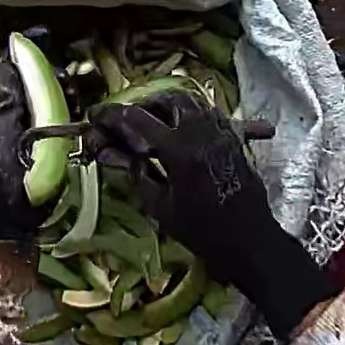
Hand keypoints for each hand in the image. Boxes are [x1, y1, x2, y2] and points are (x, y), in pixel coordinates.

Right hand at [90, 93, 334, 339]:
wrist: (250, 243)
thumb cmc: (201, 231)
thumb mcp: (158, 206)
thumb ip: (135, 173)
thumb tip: (109, 152)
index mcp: (178, 150)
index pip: (136, 118)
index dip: (110, 114)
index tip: (93, 115)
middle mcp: (201, 133)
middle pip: (166, 100)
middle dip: (142, 105)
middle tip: (126, 119)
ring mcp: (221, 133)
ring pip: (190, 102)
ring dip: (166, 105)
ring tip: (152, 120)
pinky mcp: (234, 139)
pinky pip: (209, 113)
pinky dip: (190, 114)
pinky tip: (181, 127)